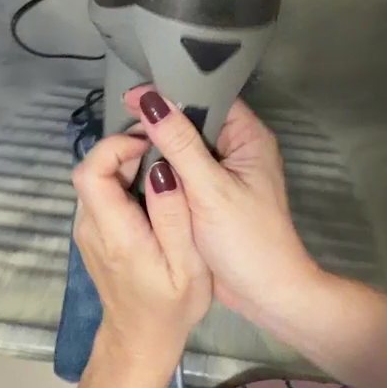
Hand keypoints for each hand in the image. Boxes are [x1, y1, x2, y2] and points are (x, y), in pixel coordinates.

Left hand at [70, 131, 212, 379]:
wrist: (141, 339)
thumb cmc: (170, 306)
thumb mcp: (187, 266)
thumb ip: (173, 216)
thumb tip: (161, 169)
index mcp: (113, 233)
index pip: (90, 173)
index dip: (114, 146)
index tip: (149, 142)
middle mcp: (90, 226)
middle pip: (92, 169)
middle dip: (126, 150)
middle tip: (165, 148)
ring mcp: (88, 229)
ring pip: (97, 178)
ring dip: (127, 163)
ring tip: (165, 164)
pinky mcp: (94, 231)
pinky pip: (103, 192)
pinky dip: (125, 179)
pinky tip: (155, 187)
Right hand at [122, 86, 324, 323]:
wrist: (266, 295)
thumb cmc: (246, 240)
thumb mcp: (210, 189)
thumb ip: (180, 144)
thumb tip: (149, 101)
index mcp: (248, 137)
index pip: (209, 96)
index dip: (171, 92)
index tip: (132, 96)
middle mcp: (238, 148)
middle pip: (195, 119)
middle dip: (160, 118)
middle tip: (120, 117)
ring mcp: (225, 172)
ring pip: (186, 145)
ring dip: (159, 143)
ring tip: (122, 138)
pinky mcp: (212, 194)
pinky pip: (183, 169)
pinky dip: (162, 166)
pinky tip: (136, 166)